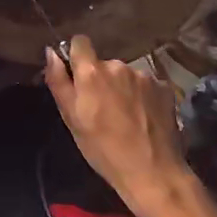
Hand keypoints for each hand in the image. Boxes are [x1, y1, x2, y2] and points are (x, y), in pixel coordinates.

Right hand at [43, 35, 193, 200]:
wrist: (154, 174)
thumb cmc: (104, 149)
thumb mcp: (72, 119)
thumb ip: (58, 81)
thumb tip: (51, 52)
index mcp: (91, 71)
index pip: (80, 42)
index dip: (77, 56)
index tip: (78, 77)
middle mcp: (118, 65)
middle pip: (104, 63)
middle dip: (101, 79)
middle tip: (103, 108)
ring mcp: (144, 76)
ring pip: (125, 75)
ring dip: (122, 87)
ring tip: (126, 116)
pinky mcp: (165, 88)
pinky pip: (146, 85)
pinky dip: (143, 96)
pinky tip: (145, 118)